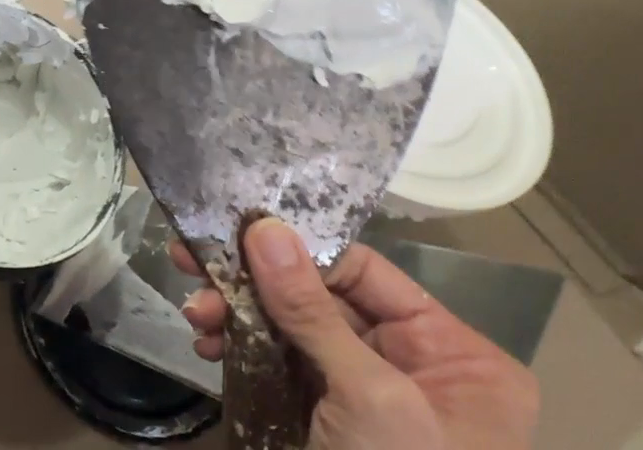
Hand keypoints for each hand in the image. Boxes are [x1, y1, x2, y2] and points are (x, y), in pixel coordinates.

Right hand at [177, 218, 539, 448]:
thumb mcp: (369, 397)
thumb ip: (313, 311)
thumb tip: (263, 226)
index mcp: (454, 355)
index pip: (363, 271)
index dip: (296, 250)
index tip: (230, 234)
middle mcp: (414, 363)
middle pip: (318, 294)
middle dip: (251, 283)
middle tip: (188, 263)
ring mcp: (366, 391)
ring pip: (288, 325)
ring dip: (234, 314)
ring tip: (193, 316)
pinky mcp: (325, 415)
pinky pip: (278, 362)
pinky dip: (239, 349)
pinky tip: (206, 347)